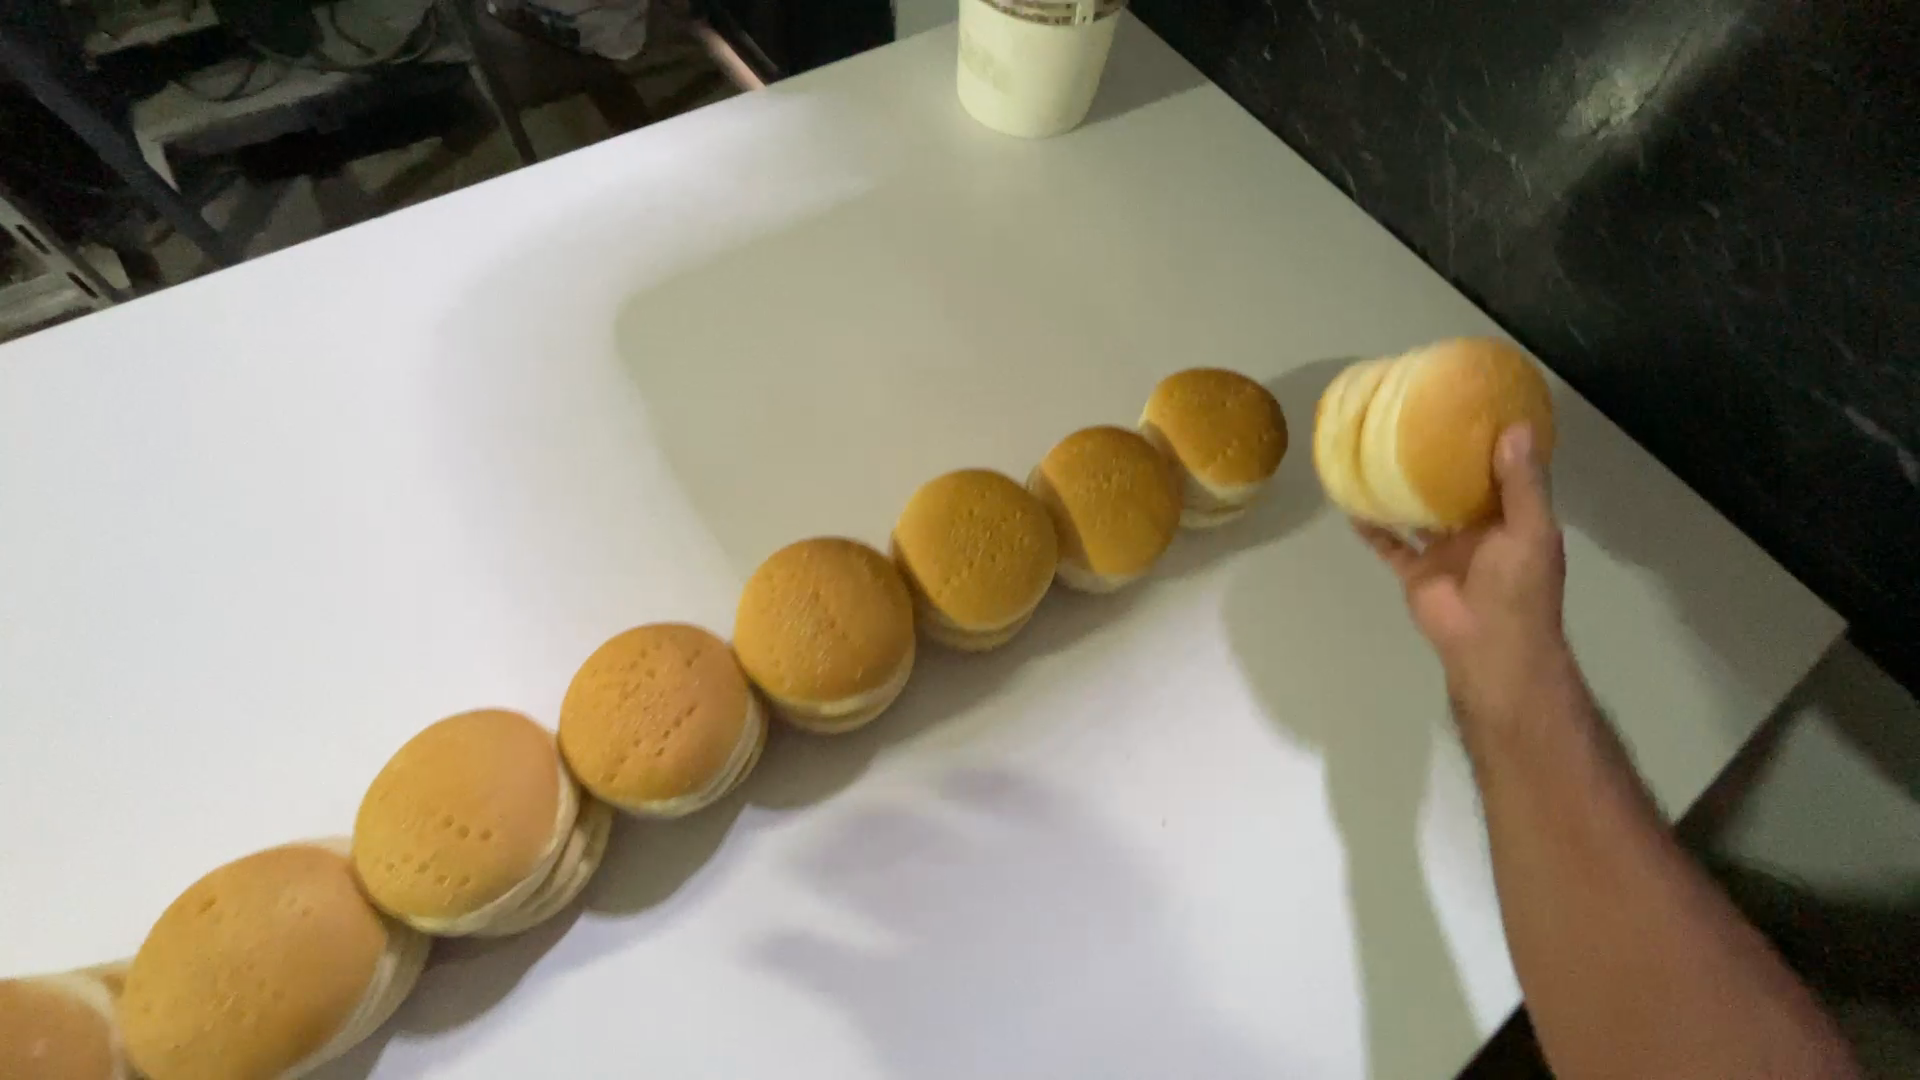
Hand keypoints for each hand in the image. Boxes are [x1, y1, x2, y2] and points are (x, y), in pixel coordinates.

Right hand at [1355, 425, 1576, 733]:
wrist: (1488, 643)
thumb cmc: (1518, 586)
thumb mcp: (1531, 529)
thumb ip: (1520, 484)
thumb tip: (1514, 427)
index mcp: (1511, 519)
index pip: (1502, 475)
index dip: (1490, 445)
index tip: (1473, 410)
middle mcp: (1477, 531)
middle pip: (1456, 491)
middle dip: (1441, 464)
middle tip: (1416, 426)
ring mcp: (1443, 551)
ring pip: (1419, 514)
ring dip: (1402, 492)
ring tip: (1378, 458)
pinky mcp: (1414, 570)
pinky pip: (1389, 544)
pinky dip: (1372, 527)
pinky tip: (1353, 504)